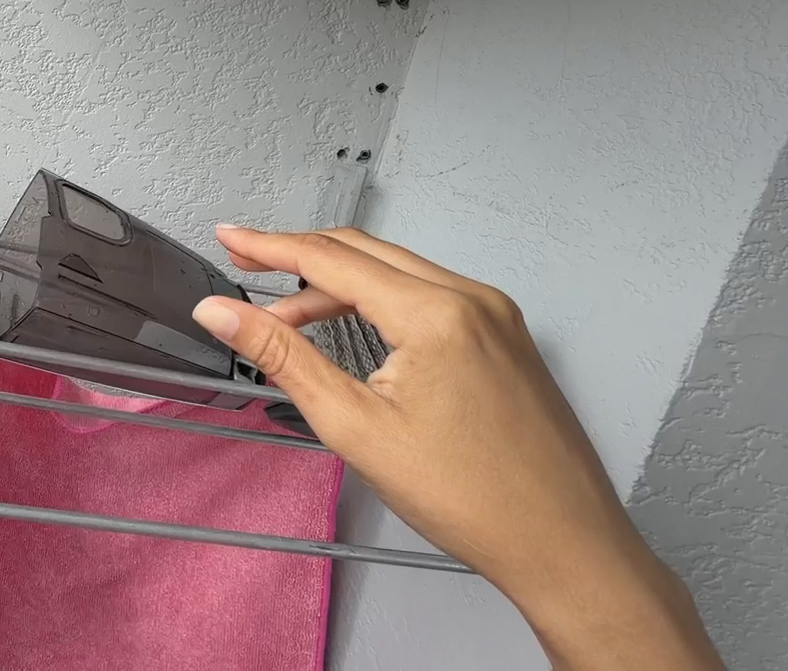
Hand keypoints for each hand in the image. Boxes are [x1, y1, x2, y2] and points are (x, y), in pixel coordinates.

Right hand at [192, 226, 721, 670]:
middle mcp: (470, 298)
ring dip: (329, 281)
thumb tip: (218, 311)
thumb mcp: (351, 424)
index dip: (267, 245)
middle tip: (243, 263)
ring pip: (389, 269)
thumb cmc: (467, 496)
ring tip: (283, 316)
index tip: (227, 237)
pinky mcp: (500, 333)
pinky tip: (342, 326)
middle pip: (359, 250)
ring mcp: (492, 313)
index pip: (329, 259)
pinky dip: (368, 297)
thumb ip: (278, 354)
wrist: (569, 552)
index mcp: (435, 314)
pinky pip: (419, 290)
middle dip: (294, 253)